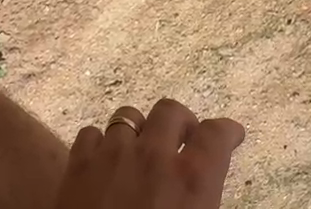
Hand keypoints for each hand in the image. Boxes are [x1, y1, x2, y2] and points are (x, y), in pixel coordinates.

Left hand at [50, 99, 246, 208]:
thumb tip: (203, 198)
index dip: (227, 131)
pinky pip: (92, 133)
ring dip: (140, 132)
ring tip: (141, 152)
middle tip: (185, 141)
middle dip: (181, 122)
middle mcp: (153, 155)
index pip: (215, 136)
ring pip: (128, 116)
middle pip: (170, 111)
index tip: (232, 133)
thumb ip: (203, 206)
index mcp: (191, 181)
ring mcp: (111, 153)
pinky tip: (104, 162)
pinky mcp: (78, 161)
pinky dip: (101, 143)